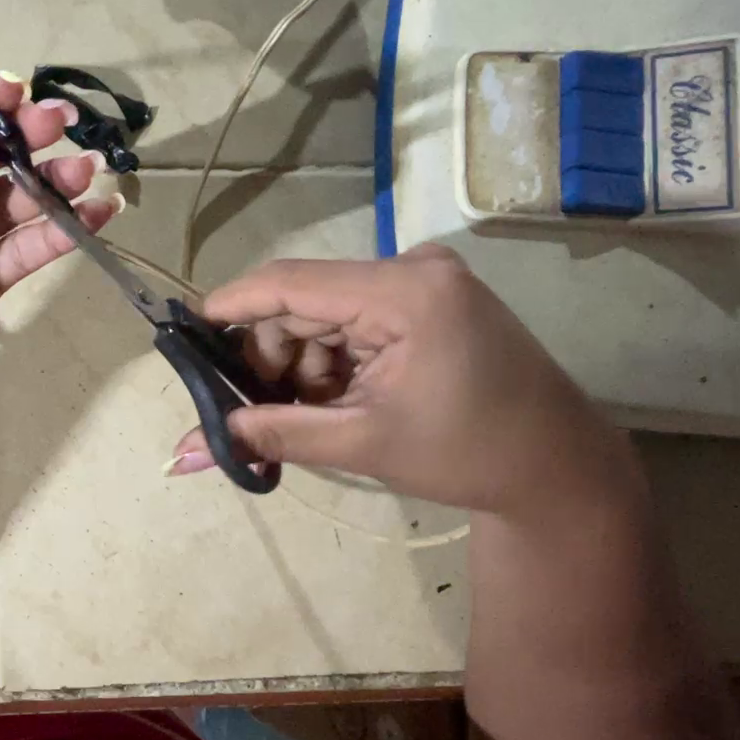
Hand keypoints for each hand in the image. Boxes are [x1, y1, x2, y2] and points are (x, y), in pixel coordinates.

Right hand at [169, 245, 641, 517]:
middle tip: (262, 410)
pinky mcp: (423, 303)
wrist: (556, 468)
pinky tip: (337, 400)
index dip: (231, 305)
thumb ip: (269, 435)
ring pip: (318, 317)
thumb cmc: (466, 455)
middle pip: (300, 303)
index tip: (184, 337)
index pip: (289, 282)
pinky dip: (327, 363)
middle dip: (270, 357)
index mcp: (404, 293)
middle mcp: (411, 271)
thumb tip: (184, 452)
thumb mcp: (359, 444)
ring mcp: (420, 285)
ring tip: (316, 415)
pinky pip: (347, 324)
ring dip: (299, 366)